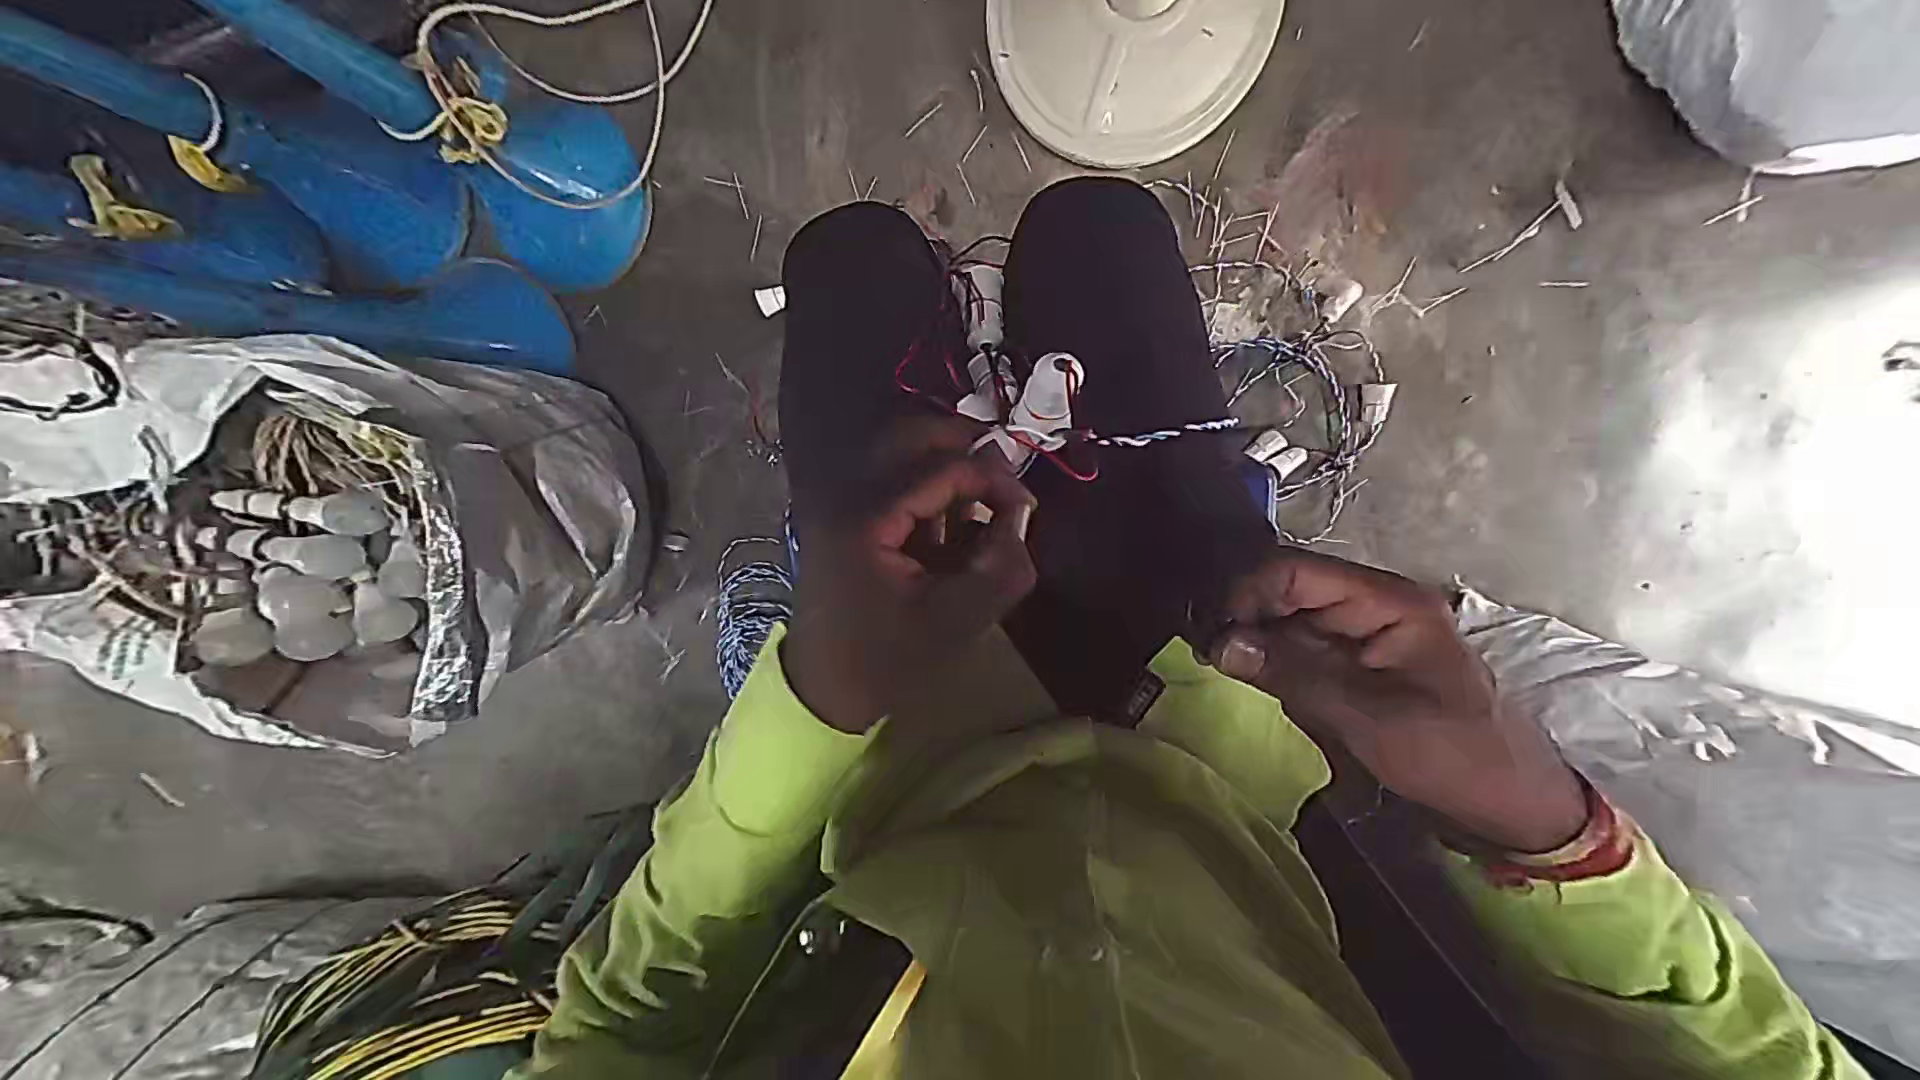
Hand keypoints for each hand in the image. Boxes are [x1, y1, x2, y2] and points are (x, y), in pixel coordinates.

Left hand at [782, 455, 1037, 732]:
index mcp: (868, 518)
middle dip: (965, 445)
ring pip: (902, 455)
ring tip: (985, 503)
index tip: (1025, 507)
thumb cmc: (887, 660)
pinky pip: (896, 484)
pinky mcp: (852, 520)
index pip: (941, 468)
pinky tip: (955, 528)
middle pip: (909, 436)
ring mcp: (845, 505)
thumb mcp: (957, 621)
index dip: (991, 478)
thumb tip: (1021, 516)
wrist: (825, 688)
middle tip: (1006, 472)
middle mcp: (849, 496)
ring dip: (948, 468)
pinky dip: (931, 492)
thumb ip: (1002, 566)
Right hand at [1207, 549, 1585, 852]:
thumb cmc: (1452, 755)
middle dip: (1244, 617)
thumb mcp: (1367, 716)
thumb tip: (1219, 643)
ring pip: (1282, 614)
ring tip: (1225, 668)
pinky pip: (1293, 641)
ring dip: (1252, 639)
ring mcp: (1357, 628)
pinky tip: (1251, 676)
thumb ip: (1291, 673)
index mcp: (1386, 601)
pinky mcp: (1348, 654)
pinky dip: (1267, 656)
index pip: (1293, 572)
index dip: (1247, 595)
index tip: (1216, 637)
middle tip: (1213, 657)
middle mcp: (1367, 602)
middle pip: (1283, 587)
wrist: (1510, 801)